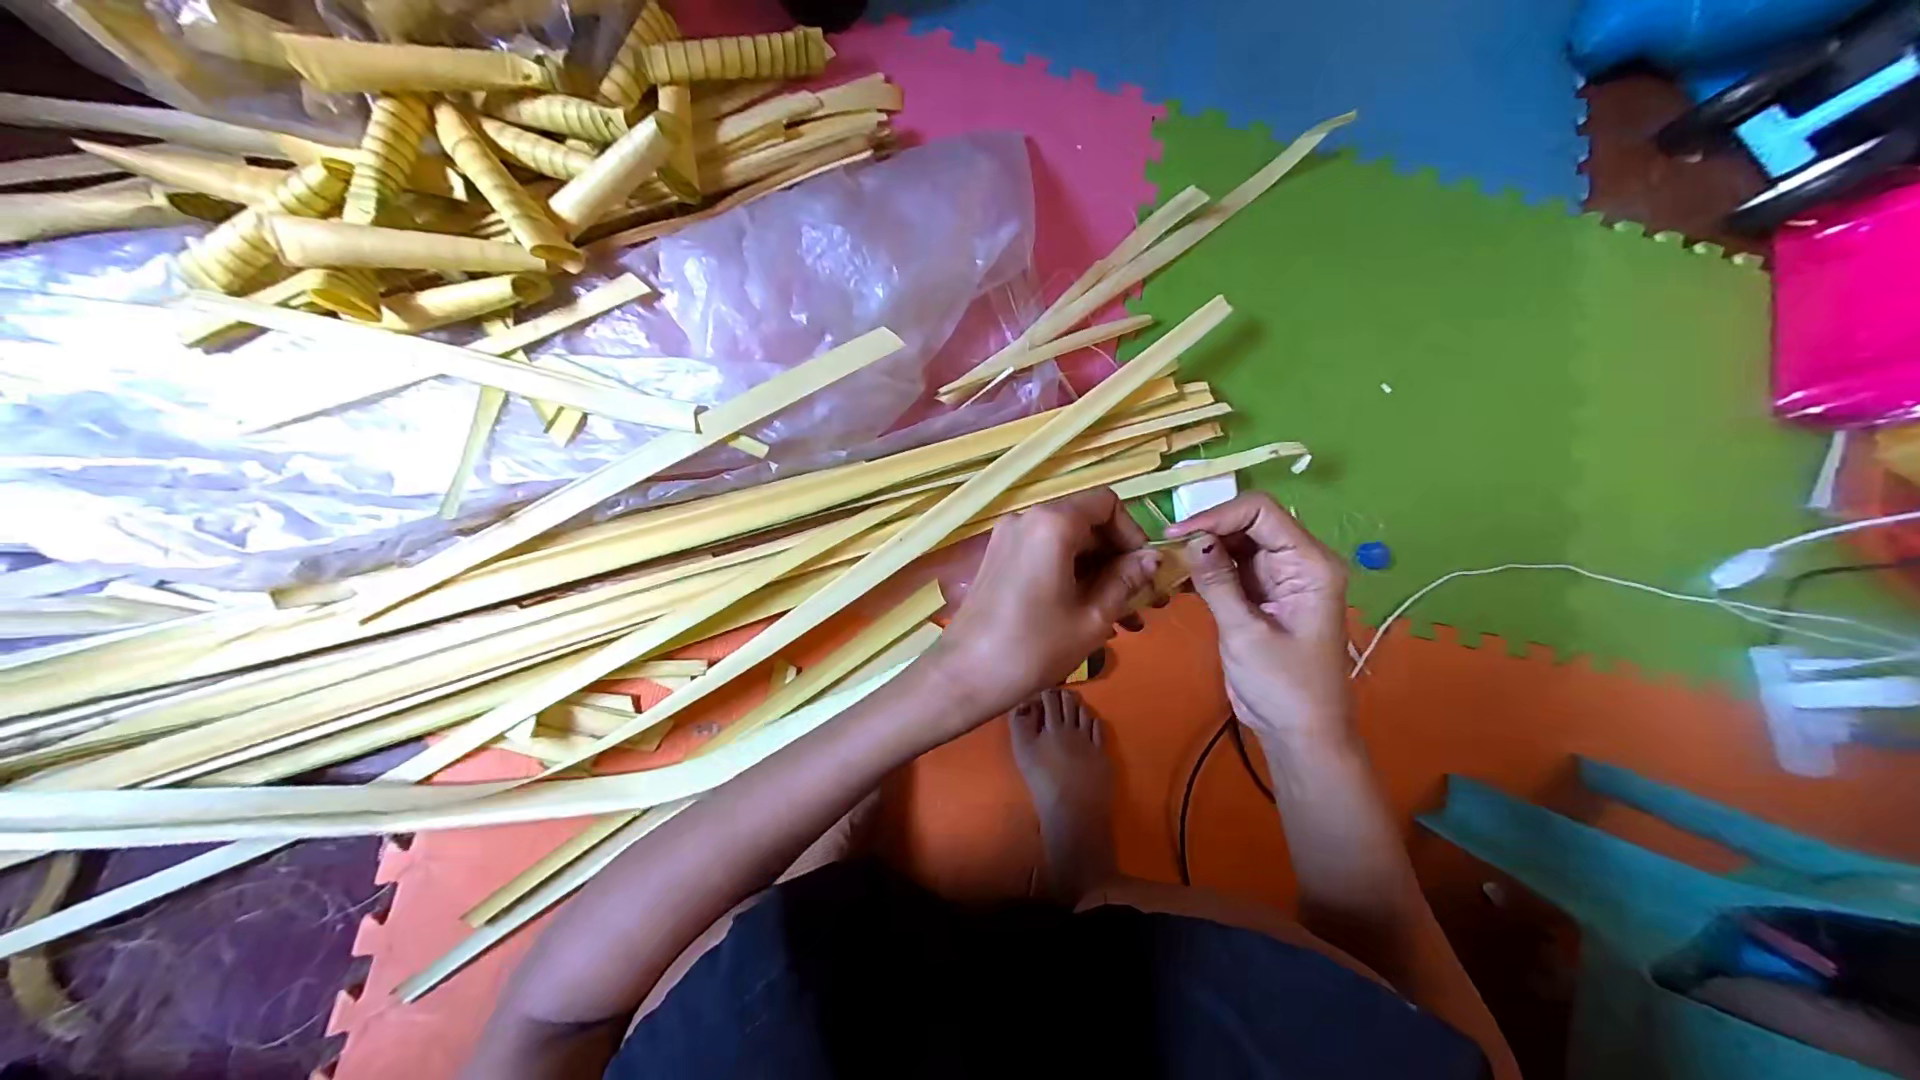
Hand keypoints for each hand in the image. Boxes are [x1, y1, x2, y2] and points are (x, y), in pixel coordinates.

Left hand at [923, 488, 1159, 721]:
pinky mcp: (998, 559)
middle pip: (1087, 523)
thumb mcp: (1092, 617)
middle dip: (1118, 559)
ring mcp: (1008, 538)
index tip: (1145, 571)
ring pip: (1068, 544)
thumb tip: (1153, 559)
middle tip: (1143, 601)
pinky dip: (1071, 576)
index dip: (1133, 533)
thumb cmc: (1034, 646)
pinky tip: (1088, 615)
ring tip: (1122, 619)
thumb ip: (1126, 581)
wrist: (965, 675)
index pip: (1107, 504)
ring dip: (1098, 573)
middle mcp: (1028, 519)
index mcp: (1053, 523)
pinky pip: (1045, 556)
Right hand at [1164, 492, 1350, 746]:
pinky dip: (1204, 567)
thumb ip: (1218, 583)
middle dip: (1206, 529)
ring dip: (1202, 547)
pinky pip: (1230, 567)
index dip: (1217, 515)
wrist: (1299, 733)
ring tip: (1166, 560)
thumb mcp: (1246, 633)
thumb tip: (1192, 539)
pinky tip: (1177, 575)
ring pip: (1235, 543)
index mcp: (1309, 564)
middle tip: (1165, 547)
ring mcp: (1278, 578)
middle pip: (1248, 522)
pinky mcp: (1260, 594)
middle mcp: (1297, 562)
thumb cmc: (1284, 687)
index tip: (1177, 534)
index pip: (1262, 512)